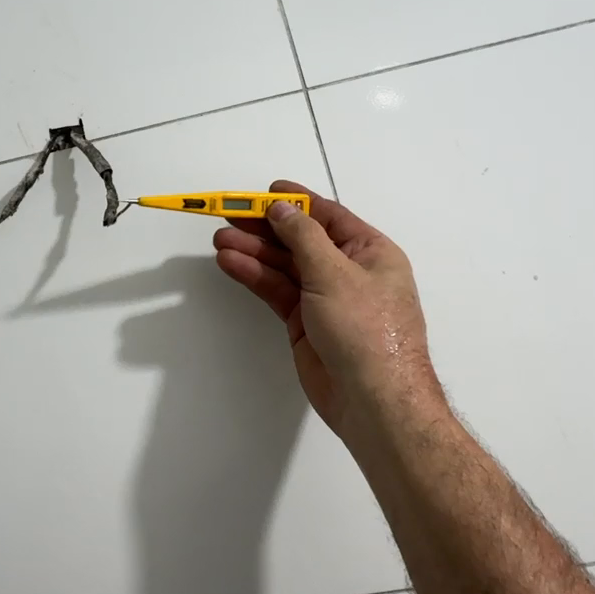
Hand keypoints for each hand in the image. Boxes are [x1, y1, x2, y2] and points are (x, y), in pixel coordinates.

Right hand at [213, 179, 441, 438]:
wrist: (374, 402)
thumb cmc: (366, 329)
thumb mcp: (335, 272)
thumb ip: (302, 235)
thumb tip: (281, 208)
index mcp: (370, 252)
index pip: (327, 216)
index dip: (295, 202)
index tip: (263, 191)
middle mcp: (348, 271)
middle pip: (300, 239)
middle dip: (265, 227)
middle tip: (228, 216)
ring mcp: (325, 298)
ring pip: (284, 265)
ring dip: (253, 251)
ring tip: (220, 239)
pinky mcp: (305, 322)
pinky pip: (276, 290)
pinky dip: (254, 275)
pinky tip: (231, 263)